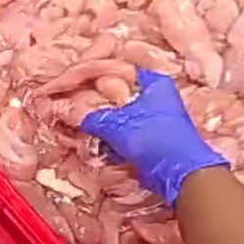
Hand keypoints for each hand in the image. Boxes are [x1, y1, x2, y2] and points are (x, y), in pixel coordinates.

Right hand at [78, 68, 226, 206]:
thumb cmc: (151, 138)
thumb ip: (91, 117)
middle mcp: (156, 98)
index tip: (80, 89)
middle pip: (119, 98)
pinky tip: (101, 148)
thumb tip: (66, 111)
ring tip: (87, 134)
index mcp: (154, 84)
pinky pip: (125, 136)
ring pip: (120, 119)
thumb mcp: (116, 125)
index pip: (122, 73)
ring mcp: (153, 120)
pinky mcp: (150, 139)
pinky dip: (113, 142)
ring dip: (104, 129)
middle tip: (79, 114)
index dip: (101, 80)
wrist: (177, 171)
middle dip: (99, 109)